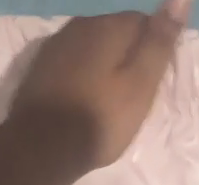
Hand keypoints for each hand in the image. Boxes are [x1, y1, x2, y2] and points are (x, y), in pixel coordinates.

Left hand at [6, 0, 191, 172]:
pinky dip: (81, 77)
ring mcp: (55, 45)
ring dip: (102, 67)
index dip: (153, 50)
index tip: (154, 82)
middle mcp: (79, 25)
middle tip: (133, 96)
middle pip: (114, 33)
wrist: (42, 147)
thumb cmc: (99, 119)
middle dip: (127, 57)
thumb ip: (159, 43)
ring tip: (108, 101)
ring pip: (90, 48)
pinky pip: (70, 64)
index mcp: (107, 26)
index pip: (142, 21)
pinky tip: (83, 101)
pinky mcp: (39, 68)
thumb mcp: (140, 85)